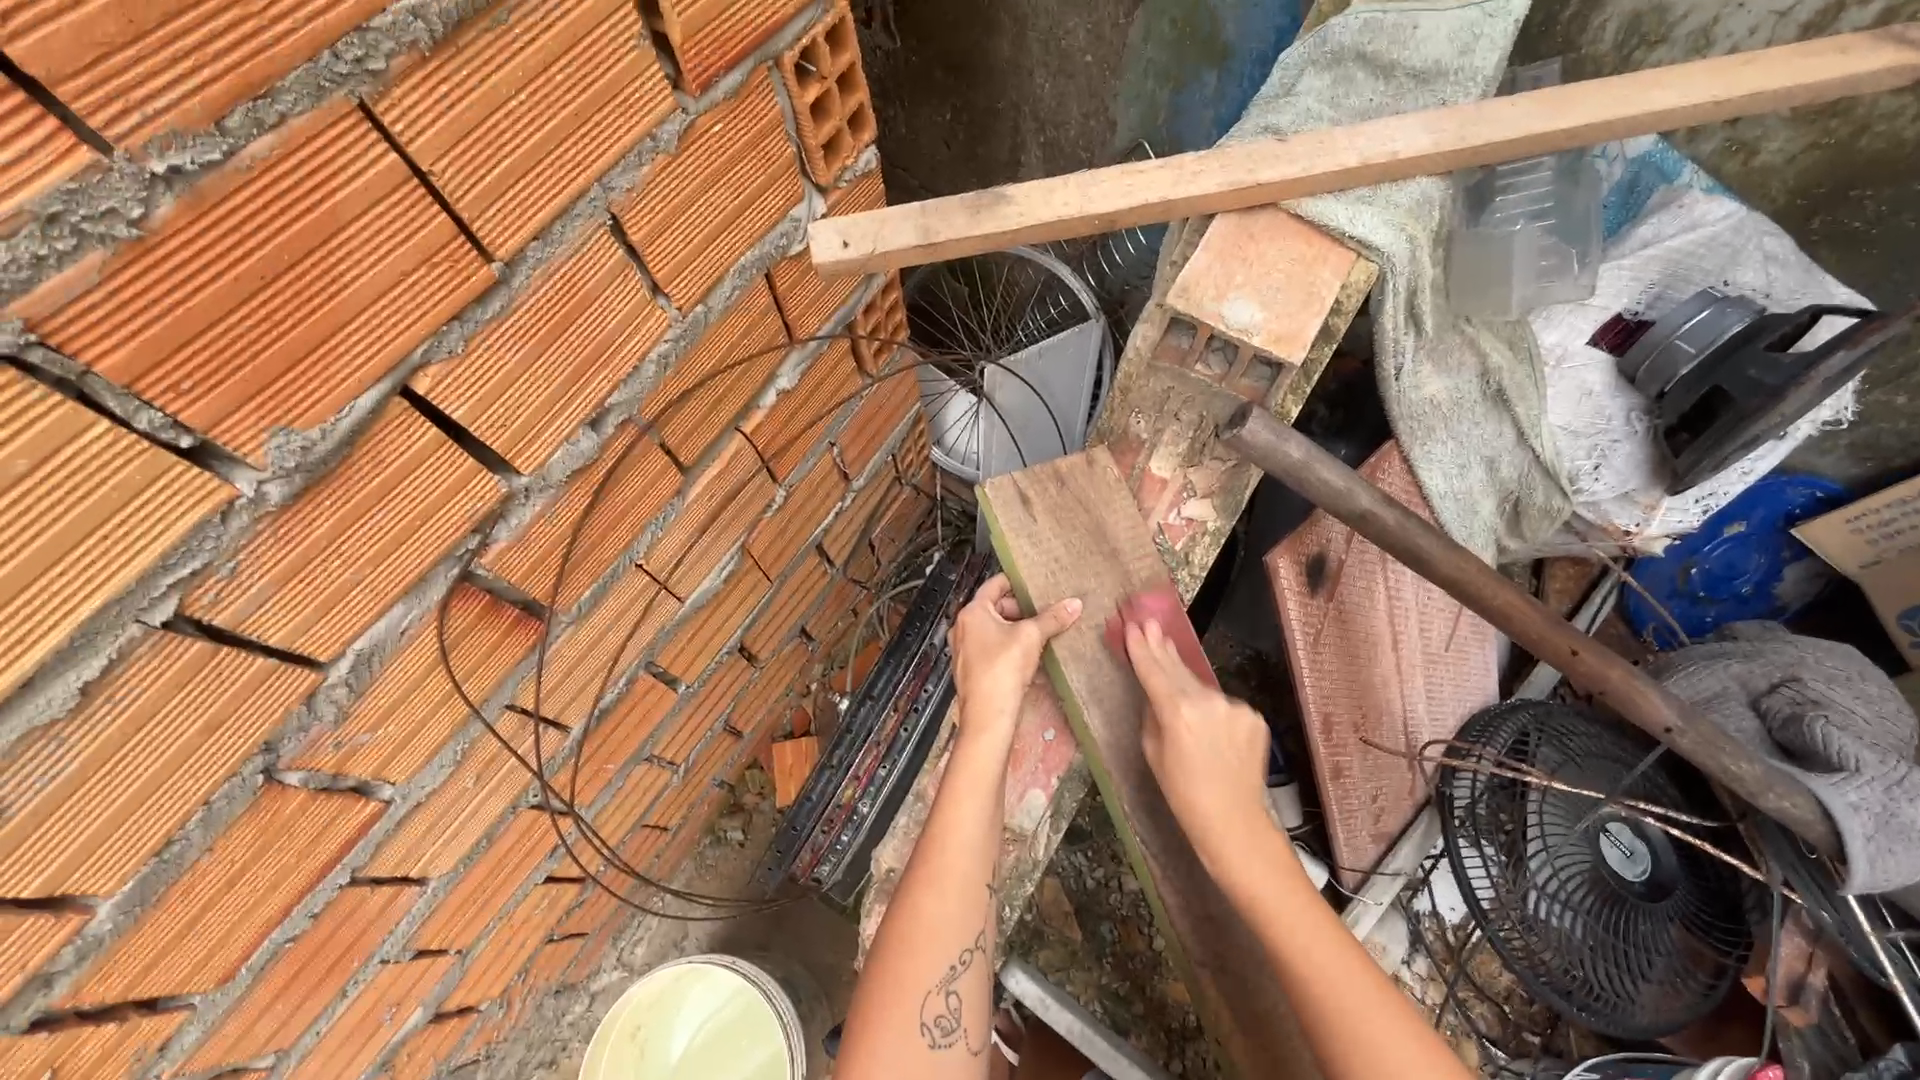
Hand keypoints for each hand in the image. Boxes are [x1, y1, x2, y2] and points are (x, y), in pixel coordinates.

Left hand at [948, 575, 1081, 744]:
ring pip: (994, 631)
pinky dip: (1009, 649)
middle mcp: (963, 629)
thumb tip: (1073, 604)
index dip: (1015, 582)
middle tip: (1042, 612)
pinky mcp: (972, 670)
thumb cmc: (1002, 669)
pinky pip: (992, 651)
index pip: (994, 585)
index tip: (1033, 583)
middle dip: (1020, 610)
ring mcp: (965, 651)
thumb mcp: (1032, 637)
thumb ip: (1053, 618)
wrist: (988, 714)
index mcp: (972, 613)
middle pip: (995, 609)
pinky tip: (1029, 658)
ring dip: (1016, 631)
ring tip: (1040, 634)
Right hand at [1124, 619, 1272, 869]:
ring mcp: (1236, 707)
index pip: (1154, 671)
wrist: (1233, 819)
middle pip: (1179, 670)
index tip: (1133, 627)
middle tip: (1150, 624)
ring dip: (1187, 681)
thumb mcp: (1152, 752)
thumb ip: (1153, 715)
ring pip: (1203, 689)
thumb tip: (1156, 694)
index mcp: (1178, 712)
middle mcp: (1209, 702)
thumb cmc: (1182, 792)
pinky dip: (1212, 708)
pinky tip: (1206, 723)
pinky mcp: (1254, 716)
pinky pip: (1224, 705)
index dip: (1141, 648)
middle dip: (1162, 648)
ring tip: (1170, 664)